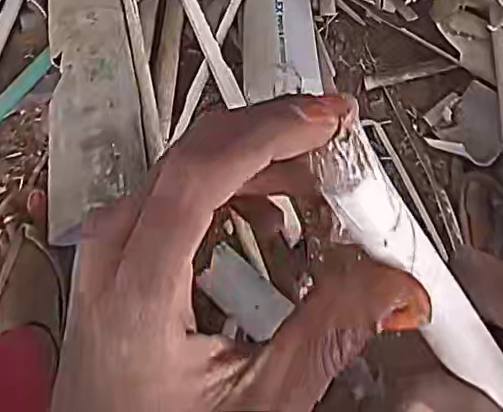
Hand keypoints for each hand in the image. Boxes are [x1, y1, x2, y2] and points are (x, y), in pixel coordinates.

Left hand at [52, 95, 430, 411]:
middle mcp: (114, 244)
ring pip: (193, 161)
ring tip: (317, 177)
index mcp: (135, 289)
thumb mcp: (253, 407)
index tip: (324, 119)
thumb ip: (327, 334)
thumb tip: (388, 283)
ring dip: (259, 157)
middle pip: (199, 152)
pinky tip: (272, 211)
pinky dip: (236, 184)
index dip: (268, 133)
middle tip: (333, 130)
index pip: (201, 173)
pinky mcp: (126, 239)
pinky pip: (184, 186)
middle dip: (274, 130)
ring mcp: (115, 237)